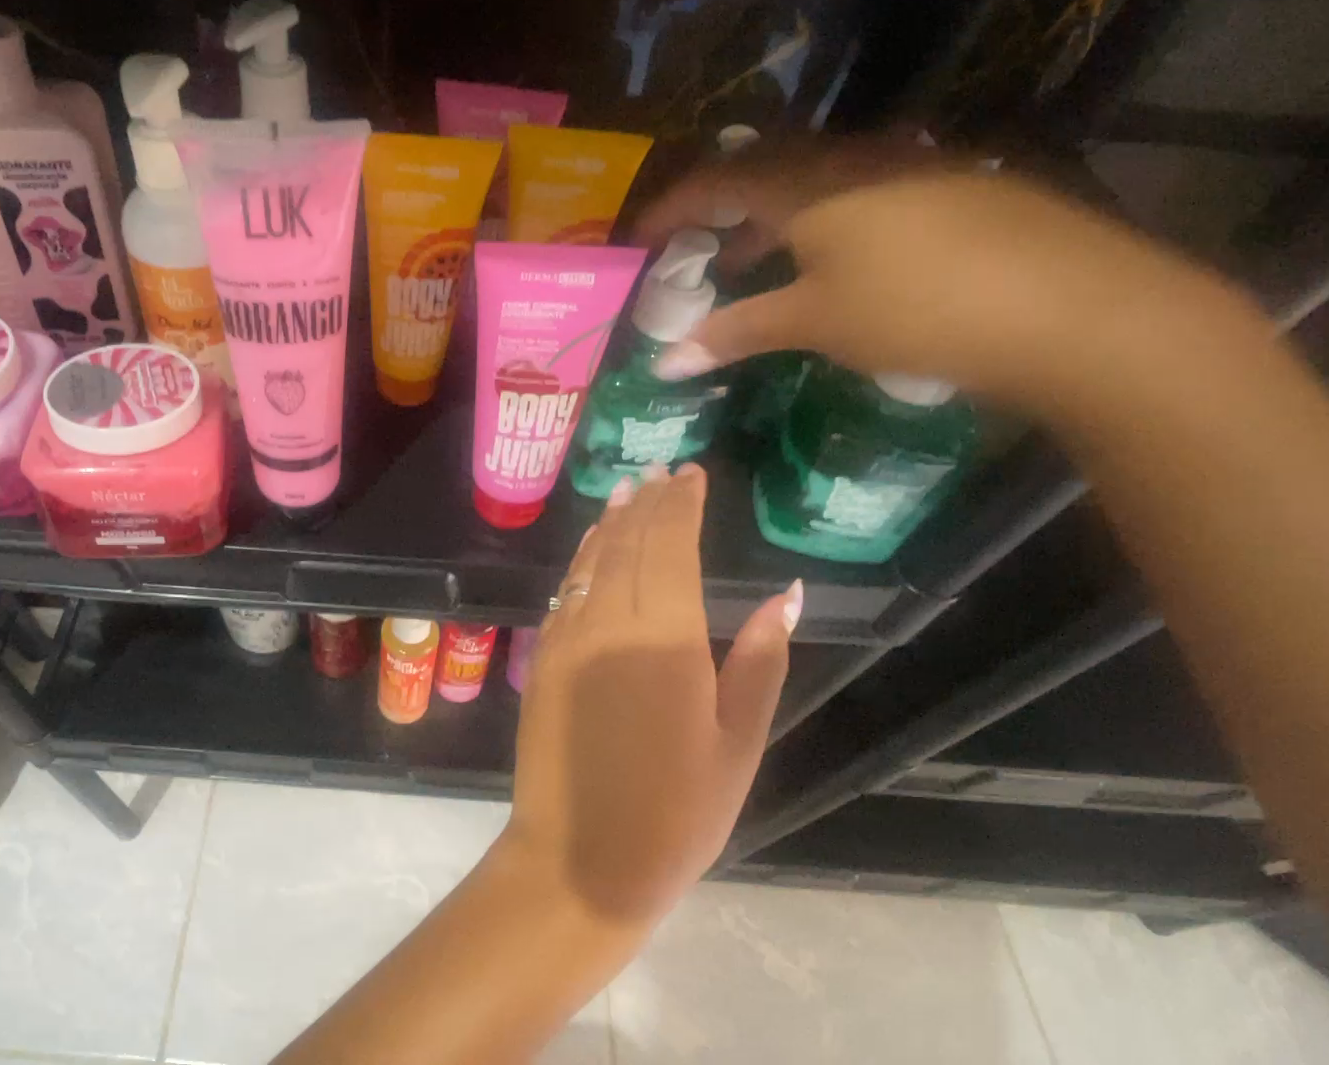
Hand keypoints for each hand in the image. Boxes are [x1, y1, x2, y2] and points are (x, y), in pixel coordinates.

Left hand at [503, 463, 799, 924]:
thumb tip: (785, 593)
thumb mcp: (738, 741)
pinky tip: (591, 554)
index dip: (681, 506)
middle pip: (628, 545)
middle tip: (660, 472)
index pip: (671, 546)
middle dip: (646, 503)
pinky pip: (565, 595)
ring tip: (626, 492)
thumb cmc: (677, 811)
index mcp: (665, 637)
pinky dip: (582, 565)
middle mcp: (609, 624)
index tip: (691, 475)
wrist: (581, 857)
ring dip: (610, 525)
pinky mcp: (542, 662)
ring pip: (590, 564)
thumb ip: (761, 661)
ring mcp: (567, 640)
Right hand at [633, 140, 1259, 415]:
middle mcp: (856, 159)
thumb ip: (735, 333)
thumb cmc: (919, 310)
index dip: (670, 210)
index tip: (637, 243)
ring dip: (771, 219)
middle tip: (691, 252)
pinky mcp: (952, 188)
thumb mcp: (815, 323)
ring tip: (750, 264)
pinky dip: (821, 224)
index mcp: (810, 183)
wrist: (1074, 309)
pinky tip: (829, 263)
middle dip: (718, 209)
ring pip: (816, 181)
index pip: (717, 181)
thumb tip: (663, 363)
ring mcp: (911, 167)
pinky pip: (859, 193)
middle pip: (765, 170)